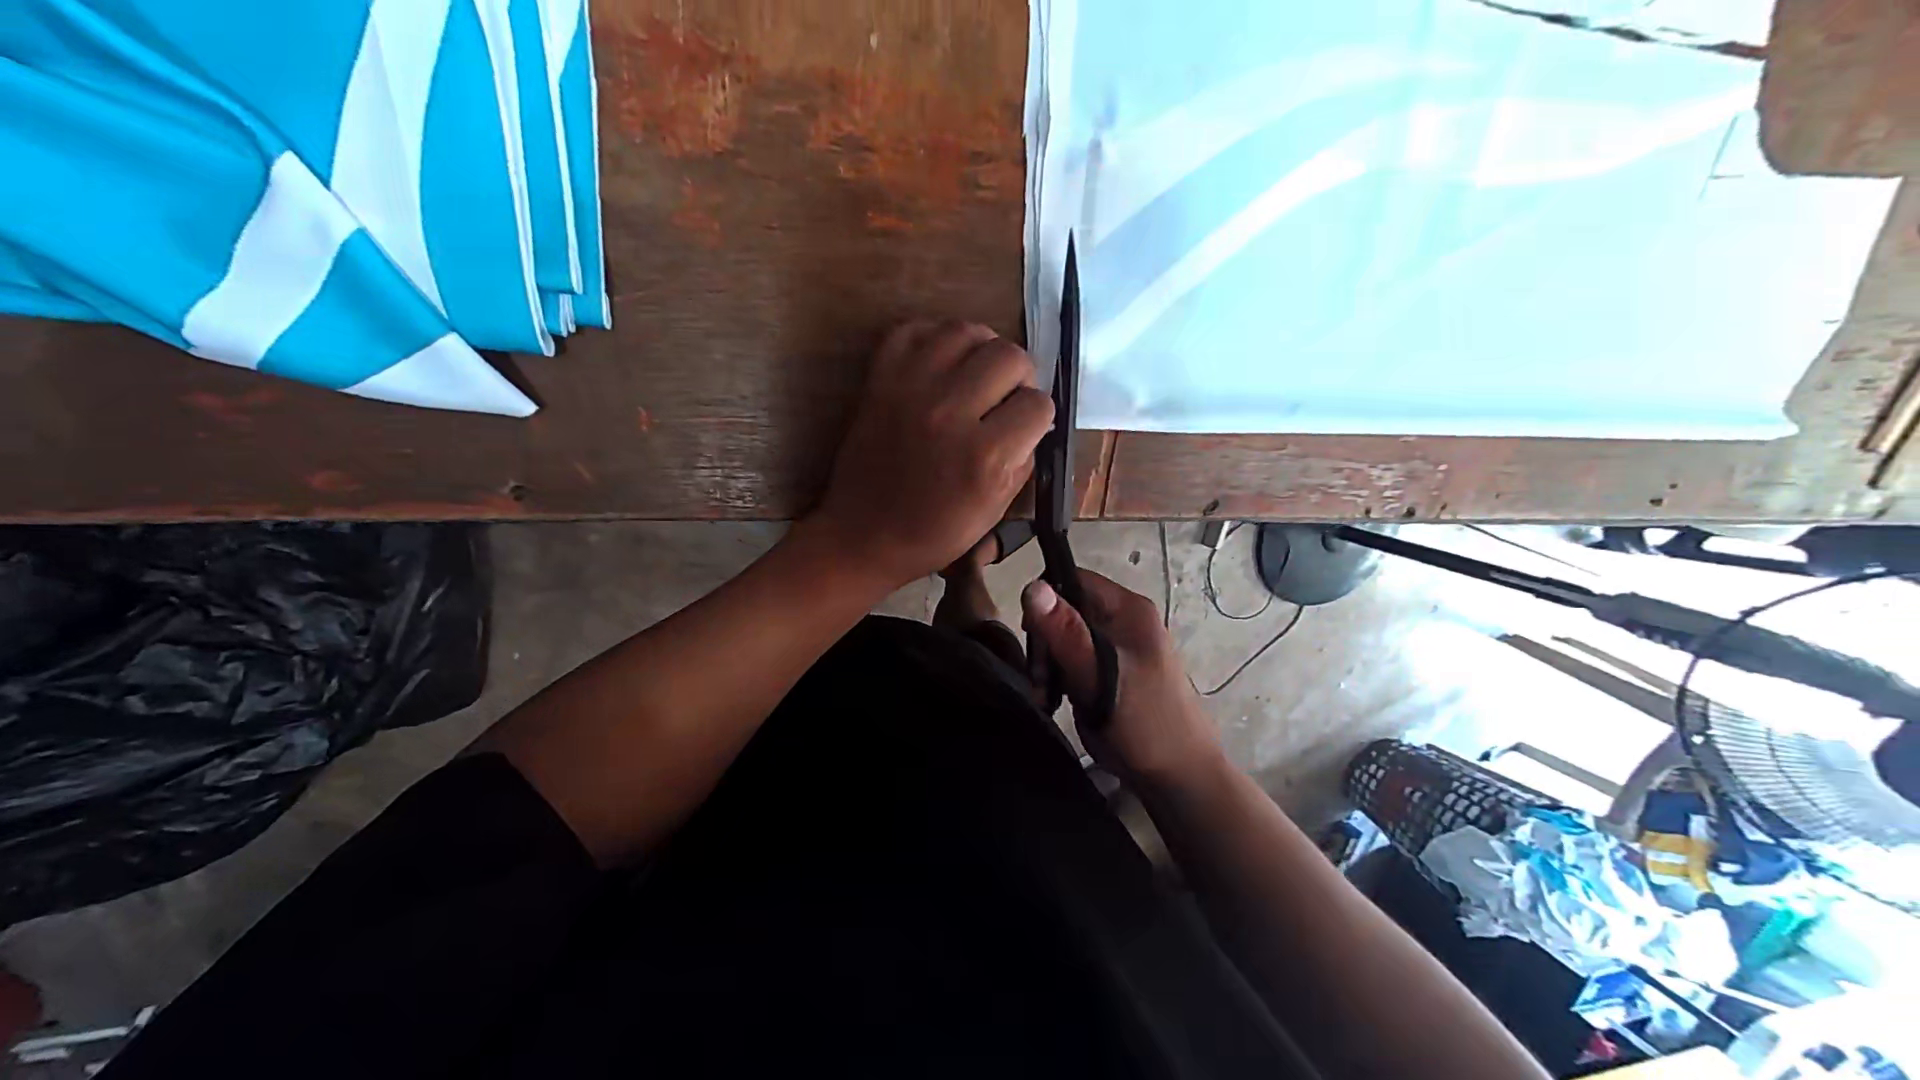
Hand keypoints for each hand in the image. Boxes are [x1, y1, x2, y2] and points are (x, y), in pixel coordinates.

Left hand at [807, 321, 1054, 587]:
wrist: (864, 535)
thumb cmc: (935, 531)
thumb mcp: (997, 507)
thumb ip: (1023, 455)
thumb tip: (1032, 417)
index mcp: (984, 456)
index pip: (1037, 403)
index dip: (1038, 416)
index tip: (1024, 426)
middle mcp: (949, 412)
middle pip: (1010, 356)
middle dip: (1019, 376)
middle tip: (1005, 396)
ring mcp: (910, 390)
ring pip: (966, 331)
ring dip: (982, 349)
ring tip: (977, 372)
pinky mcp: (879, 380)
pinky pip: (914, 330)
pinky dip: (934, 339)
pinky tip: (941, 363)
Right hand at [1021, 571, 1227, 788]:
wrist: (1178, 776)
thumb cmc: (1145, 724)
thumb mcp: (1100, 677)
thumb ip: (1066, 633)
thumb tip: (1032, 586)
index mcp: (1128, 610)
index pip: (1073, 579)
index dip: (1045, 602)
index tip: (1032, 638)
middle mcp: (1122, 620)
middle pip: (1064, 611)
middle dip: (1045, 644)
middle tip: (1042, 680)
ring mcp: (1115, 647)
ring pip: (1063, 639)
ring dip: (1049, 666)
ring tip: (1048, 697)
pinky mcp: (1108, 671)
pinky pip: (1072, 661)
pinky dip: (1058, 680)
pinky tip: (1056, 701)